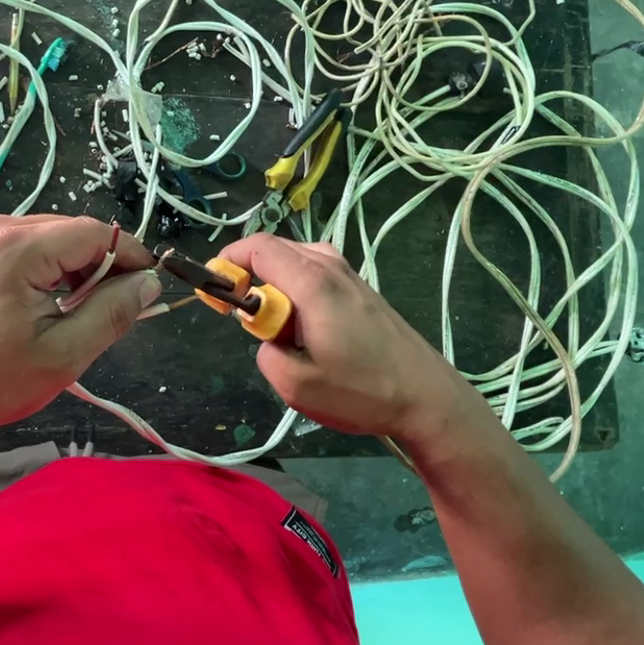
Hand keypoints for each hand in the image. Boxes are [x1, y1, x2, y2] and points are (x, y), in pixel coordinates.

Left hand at [0, 215, 159, 435]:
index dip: (129, 255)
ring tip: (82, 312)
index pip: (93, 232)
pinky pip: (30, 246)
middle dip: (102, 265)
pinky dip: (51, 269)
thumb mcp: (63, 354)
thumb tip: (149, 283)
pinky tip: (52, 304)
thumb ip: (112, 312)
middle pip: (73, 232)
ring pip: (53, 238)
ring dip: (77, 269)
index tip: (151, 285)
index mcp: (16, 248)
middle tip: (117, 308)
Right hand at [219, 234, 485, 442]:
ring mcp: (348, 273)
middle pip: (273, 249)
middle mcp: (329, 266)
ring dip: (275, 284)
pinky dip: (296, 288)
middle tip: (249, 320)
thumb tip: (267, 335)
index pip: (257, 247)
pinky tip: (307, 327)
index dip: (228, 262)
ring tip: (280, 329)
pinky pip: (312, 272)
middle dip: (249, 275)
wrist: (427, 397)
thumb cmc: (362, 391)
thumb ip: (265, 354)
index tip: (217, 292)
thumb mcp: (297, 385)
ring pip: (293, 260)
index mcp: (312, 281)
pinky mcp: (359, 286)